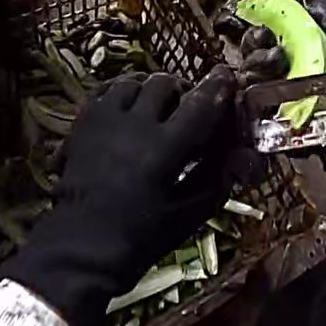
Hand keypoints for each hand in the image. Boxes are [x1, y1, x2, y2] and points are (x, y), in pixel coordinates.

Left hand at [1, 67, 249, 325]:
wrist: (81, 249)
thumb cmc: (140, 237)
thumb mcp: (189, 215)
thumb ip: (219, 178)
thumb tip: (244, 153)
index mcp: (164, 148)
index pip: (198, 104)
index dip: (216, 87)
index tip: (226, 76)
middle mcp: (135, 126)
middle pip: (164, 84)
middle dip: (180, 90)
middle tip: (186, 105)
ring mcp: (105, 121)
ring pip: (134, 82)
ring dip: (150, 89)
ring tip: (156, 105)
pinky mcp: (84, 122)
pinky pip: (107, 90)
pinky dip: (123, 90)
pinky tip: (130, 105)